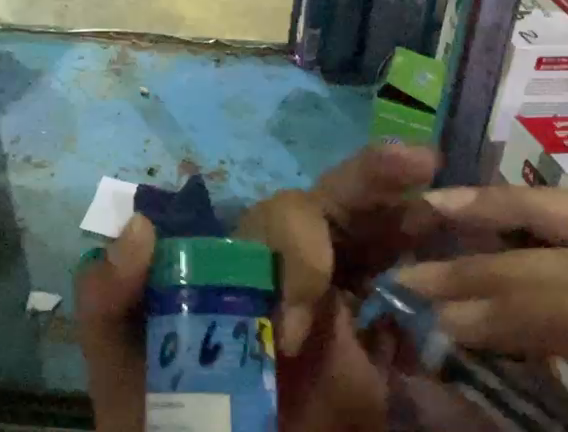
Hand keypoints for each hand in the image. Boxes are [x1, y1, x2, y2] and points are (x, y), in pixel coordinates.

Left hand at [74, 145, 439, 431]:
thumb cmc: (151, 410)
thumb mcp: (119, 353)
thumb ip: (111, 294)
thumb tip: (140, 227)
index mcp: (239, 262)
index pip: (283, 218)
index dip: (305, 240)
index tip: (295, 327)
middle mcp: (294, 277)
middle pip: (341, 213)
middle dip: (375, 178)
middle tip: (418, 161)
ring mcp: (339, 320)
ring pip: (378, 251)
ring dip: (411, 224)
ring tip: (456, 213)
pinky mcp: (368, 374)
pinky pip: (403, 325)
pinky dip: (426, 306)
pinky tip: (450, 301)